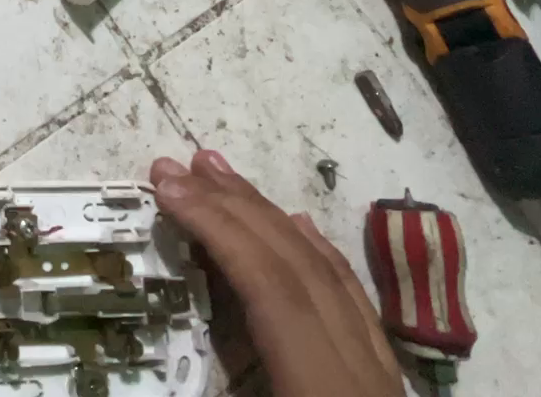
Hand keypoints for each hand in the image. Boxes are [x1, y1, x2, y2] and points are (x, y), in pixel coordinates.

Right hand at [150, 150, 402, 396]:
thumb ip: (205, 379)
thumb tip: (156, 328)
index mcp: (325, 391)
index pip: (272, 288)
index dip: (216, 229)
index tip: (165, 189)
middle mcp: (364, 375)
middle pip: (299, 267)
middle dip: (231, 207)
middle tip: (175, 166)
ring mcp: (382, 376)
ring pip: (328, 273)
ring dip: (267, 215)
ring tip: (218, 171)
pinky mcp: (384, 381)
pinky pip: (355, 301)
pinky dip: (317, 251)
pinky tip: (295, 222)